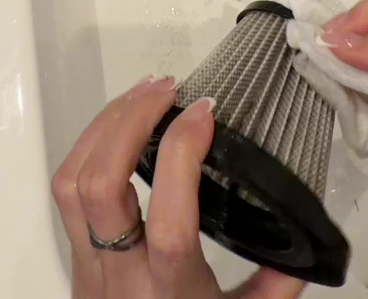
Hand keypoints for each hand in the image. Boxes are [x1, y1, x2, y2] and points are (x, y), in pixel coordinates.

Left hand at [51, 76, 305, 298]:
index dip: (182, 156)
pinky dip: (90, 142)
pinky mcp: (71, 253)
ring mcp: (87, 262)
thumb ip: (271, 290)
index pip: (169, 221)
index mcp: (169, 293)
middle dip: (130, 123)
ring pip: (72, 181)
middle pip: (100, 187)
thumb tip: (302, 247)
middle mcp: (119, 275)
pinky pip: (65, 187)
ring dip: (105, 123)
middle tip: (167, 89)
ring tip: (143, 93)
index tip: (206, 113)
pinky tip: (119, 121)